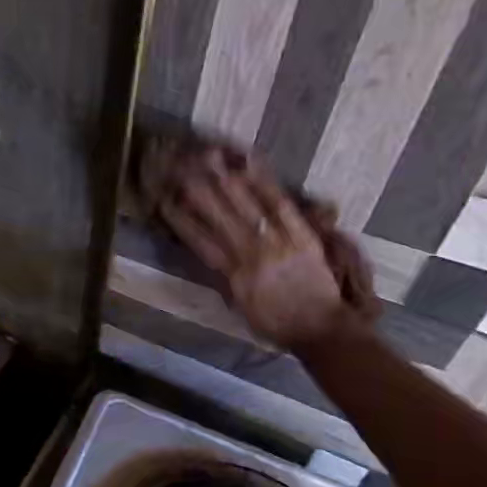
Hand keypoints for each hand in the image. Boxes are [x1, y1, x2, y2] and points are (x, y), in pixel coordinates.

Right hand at [155, 147, 379, 347]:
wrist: (321, 329)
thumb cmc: (278, 324)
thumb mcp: (242, 307)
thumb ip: (227, 279)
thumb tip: (212, 254)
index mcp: (233, 274)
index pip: (200, 242)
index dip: (181, 220)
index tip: (165, 201)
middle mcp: (250, 253)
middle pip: (219, 216)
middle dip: (199, 189)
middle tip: (181, 166)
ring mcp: (277, 241)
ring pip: (246, 205)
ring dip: (226, 179)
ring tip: (210, 157)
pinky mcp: (300, 233)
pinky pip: (280, 205)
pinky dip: (264, 183)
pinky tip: (250, 164)